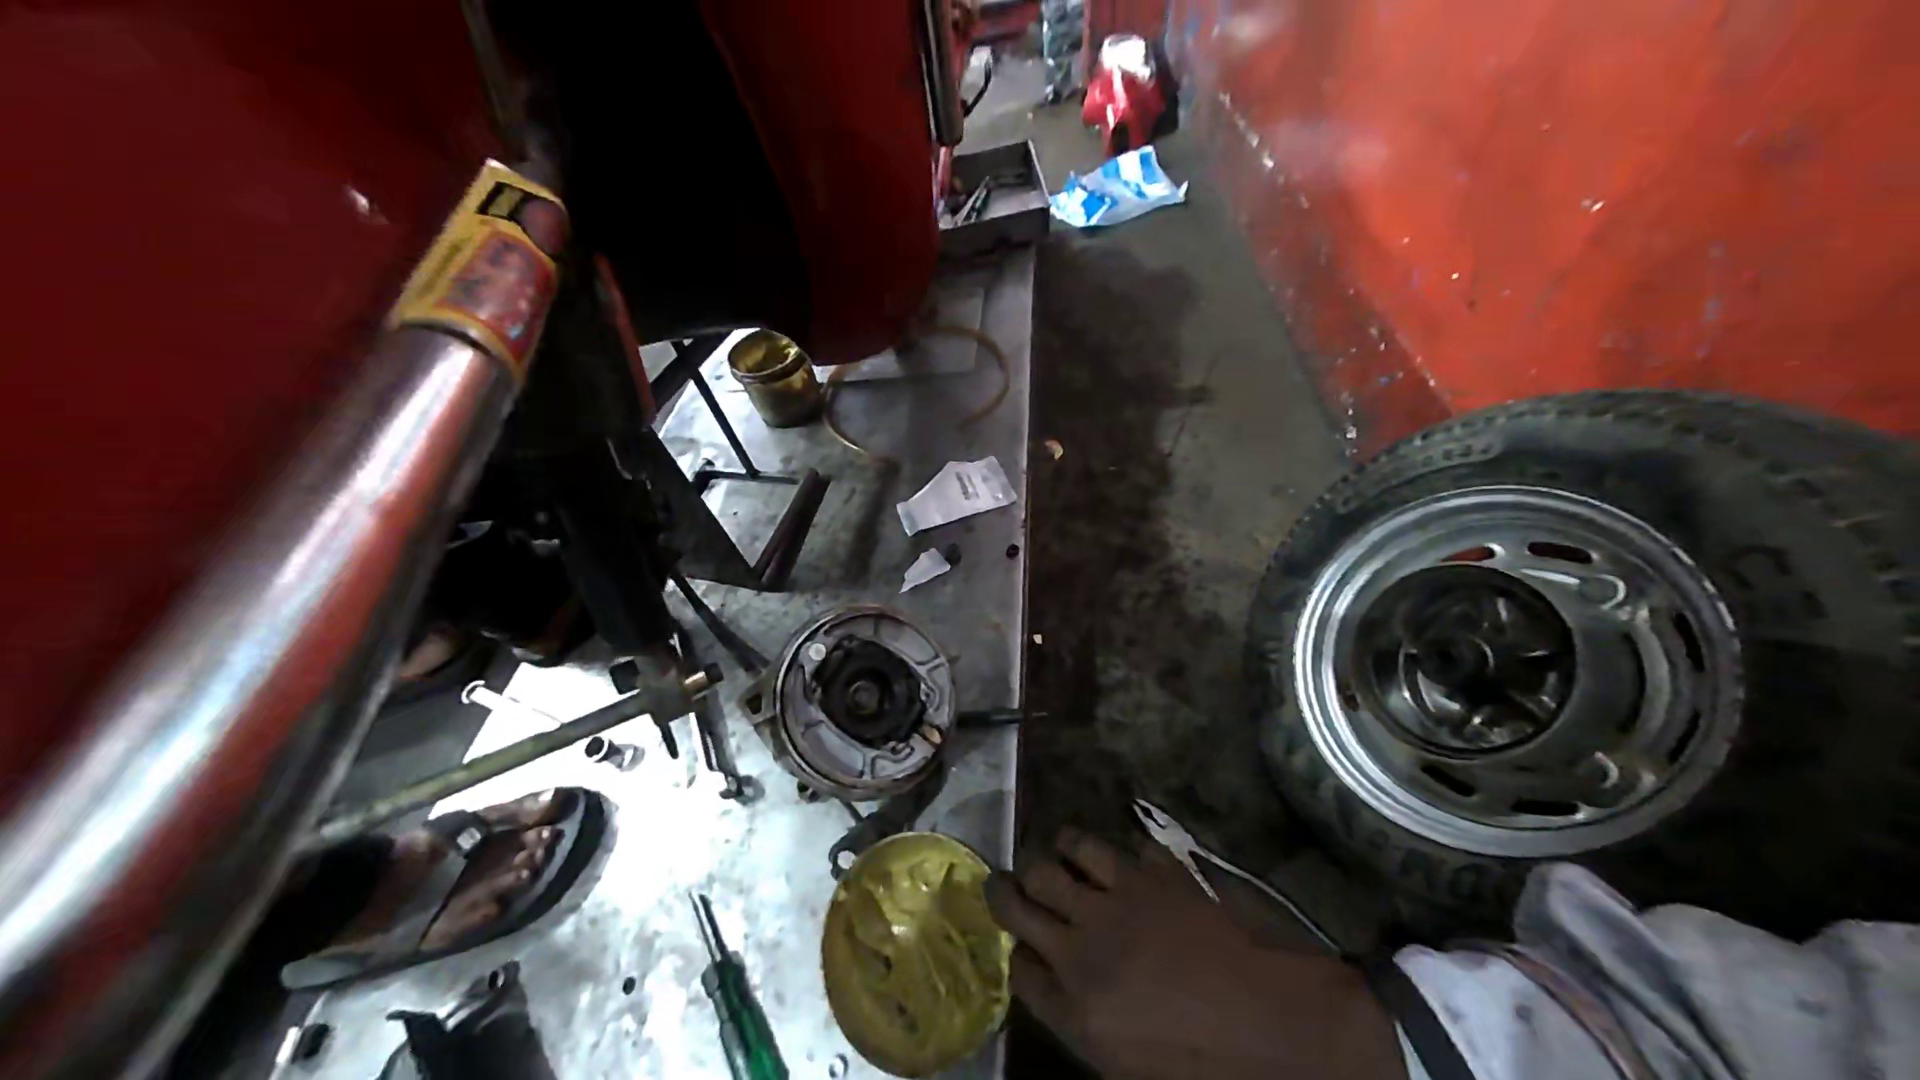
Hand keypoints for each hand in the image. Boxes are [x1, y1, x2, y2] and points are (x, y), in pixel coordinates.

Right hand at [985, 827, 1404, 1079]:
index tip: (1023, 947)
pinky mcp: (1158, 872)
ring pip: (1061, 851)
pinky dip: (1113, 851)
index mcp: (1078, 1005)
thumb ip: (1078, 1020)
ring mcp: (1122, 897)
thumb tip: (1055, 981)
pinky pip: (1118, 844)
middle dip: (1007, 887)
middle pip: (1021, 893)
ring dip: (1054, 852)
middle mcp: (1087, 941)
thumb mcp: (1128, 1067)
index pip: (1016, 963)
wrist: (1284, 1028)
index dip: (1015, 951)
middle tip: (1011, 883)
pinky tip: (1120, 861)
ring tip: (1059, 856)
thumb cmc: (1207, 1065)